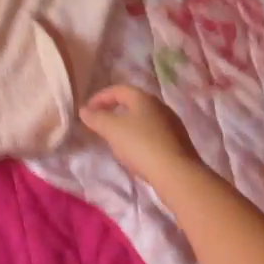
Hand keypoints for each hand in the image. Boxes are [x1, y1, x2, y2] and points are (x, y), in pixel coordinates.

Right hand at [79, 84, 200, 181]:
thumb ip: (97, 118)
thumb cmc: (141, 145)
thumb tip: (84, 110)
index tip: (88, 111)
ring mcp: (172, 124)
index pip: (119, 90)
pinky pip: (153, 134)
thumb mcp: (113, 130)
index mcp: (144, 98)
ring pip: (144, 119)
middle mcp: (160, 106)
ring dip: (128, 126)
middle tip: (101, 124)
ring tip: (116, 141)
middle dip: (114, 112)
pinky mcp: (178, 142)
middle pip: (133, 103)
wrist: (177, 174)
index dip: (101, 97)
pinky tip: (136, 154)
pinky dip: (140, 139)